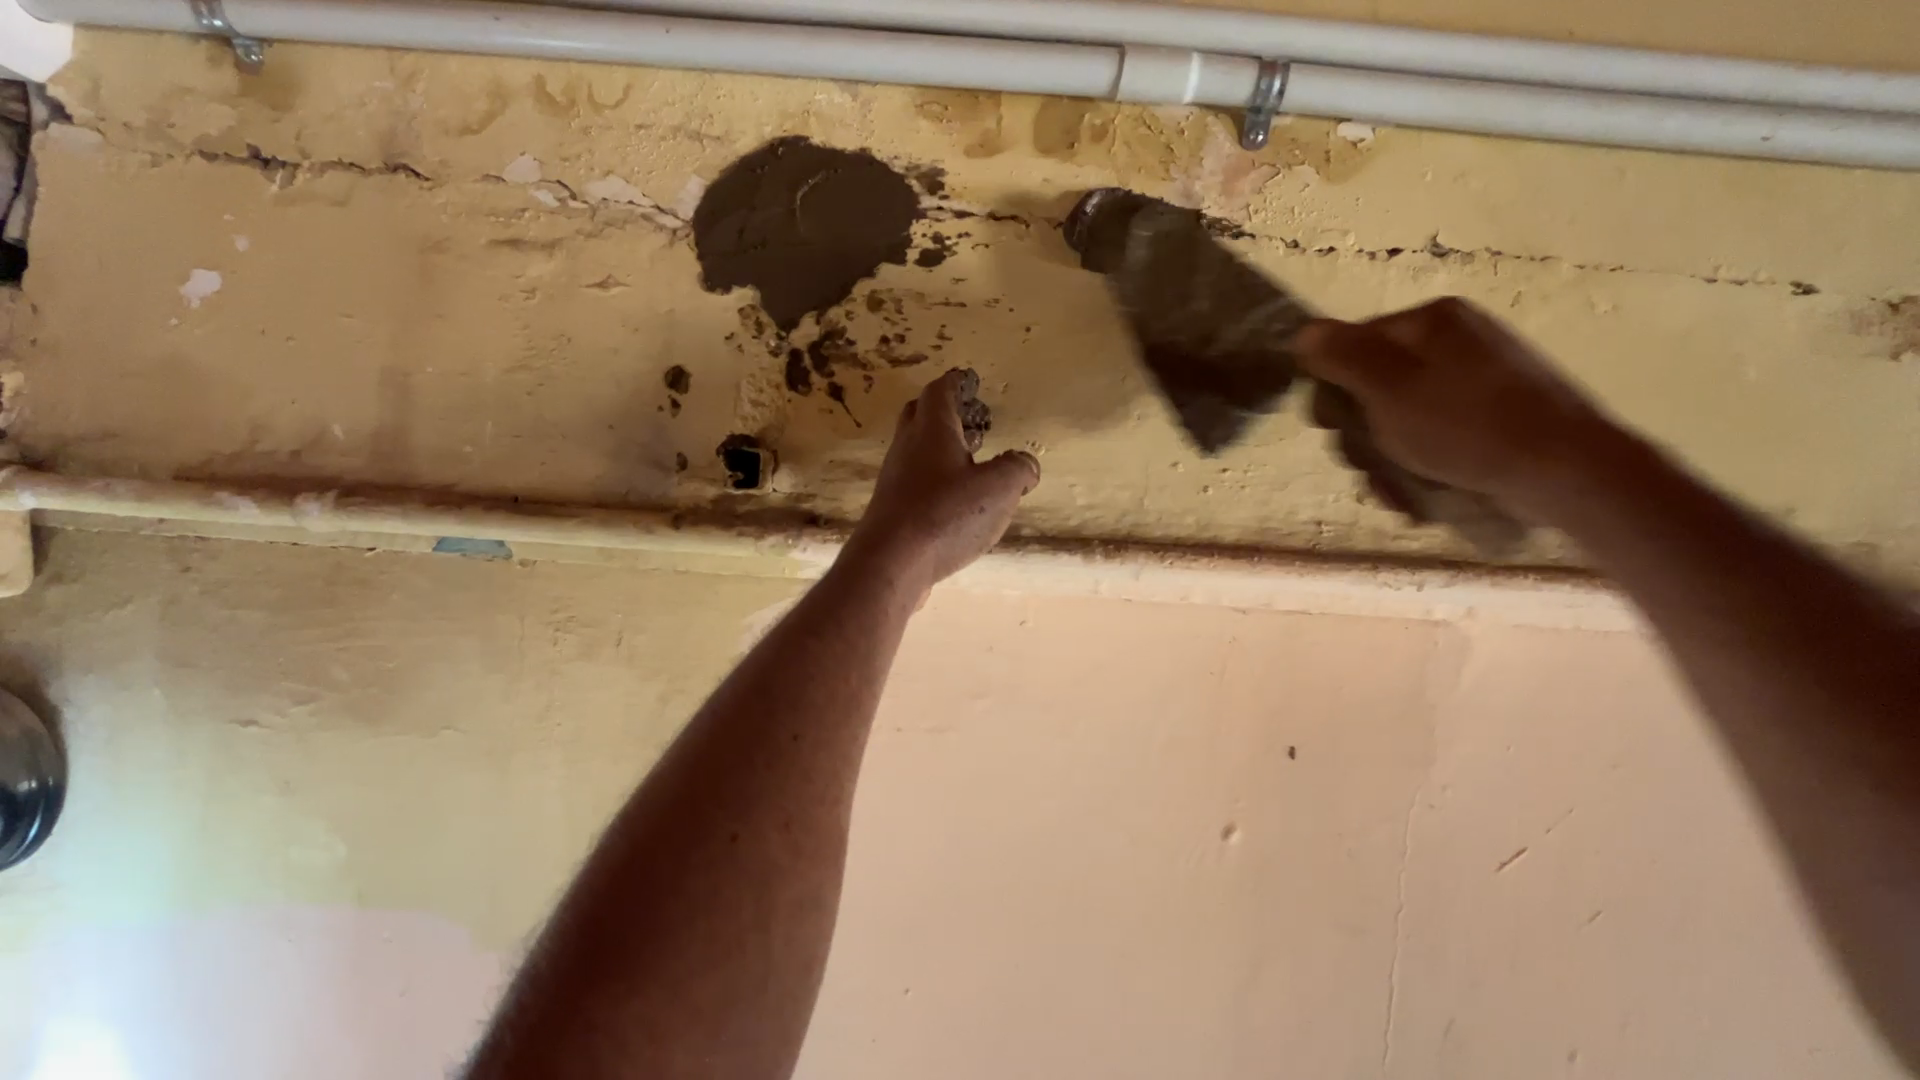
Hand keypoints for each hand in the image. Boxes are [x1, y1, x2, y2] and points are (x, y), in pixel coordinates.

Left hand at [844, 369, 1040, 591]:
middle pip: (921, 416)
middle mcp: (907, 448)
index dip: (957, 383)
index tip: (969, 380)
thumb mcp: (998, 488)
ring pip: (918, 451)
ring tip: (973, 461)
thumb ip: (1017, 469)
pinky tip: (957, 502)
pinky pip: (916, 482)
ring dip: (944, 449)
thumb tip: (1026, 464)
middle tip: (973, 420)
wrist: (890, 563)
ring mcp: (895, 480)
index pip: (941, 392)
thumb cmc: (945, 515)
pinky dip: (937, 480)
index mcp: (932, 430)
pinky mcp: (893, 510)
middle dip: (947, 413)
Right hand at [1294, 298, 1620, 515]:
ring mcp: (1479, 378)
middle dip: (1361, 433)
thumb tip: (1303, 332)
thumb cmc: (1465, 426)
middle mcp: (1455, 340)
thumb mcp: (1389, 389)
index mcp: (1431, 321)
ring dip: (1385, 458)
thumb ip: (1342, 357)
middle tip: (1366, 465)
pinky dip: (1419, 463)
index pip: (1351, 344)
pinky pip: (1435, 433)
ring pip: (1400, 417)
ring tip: (1396, 491)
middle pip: (1374, 384)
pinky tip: (1420, 492)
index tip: (1329, 427)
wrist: (1565, 469)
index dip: (1331, 387)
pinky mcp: (1495, 415)